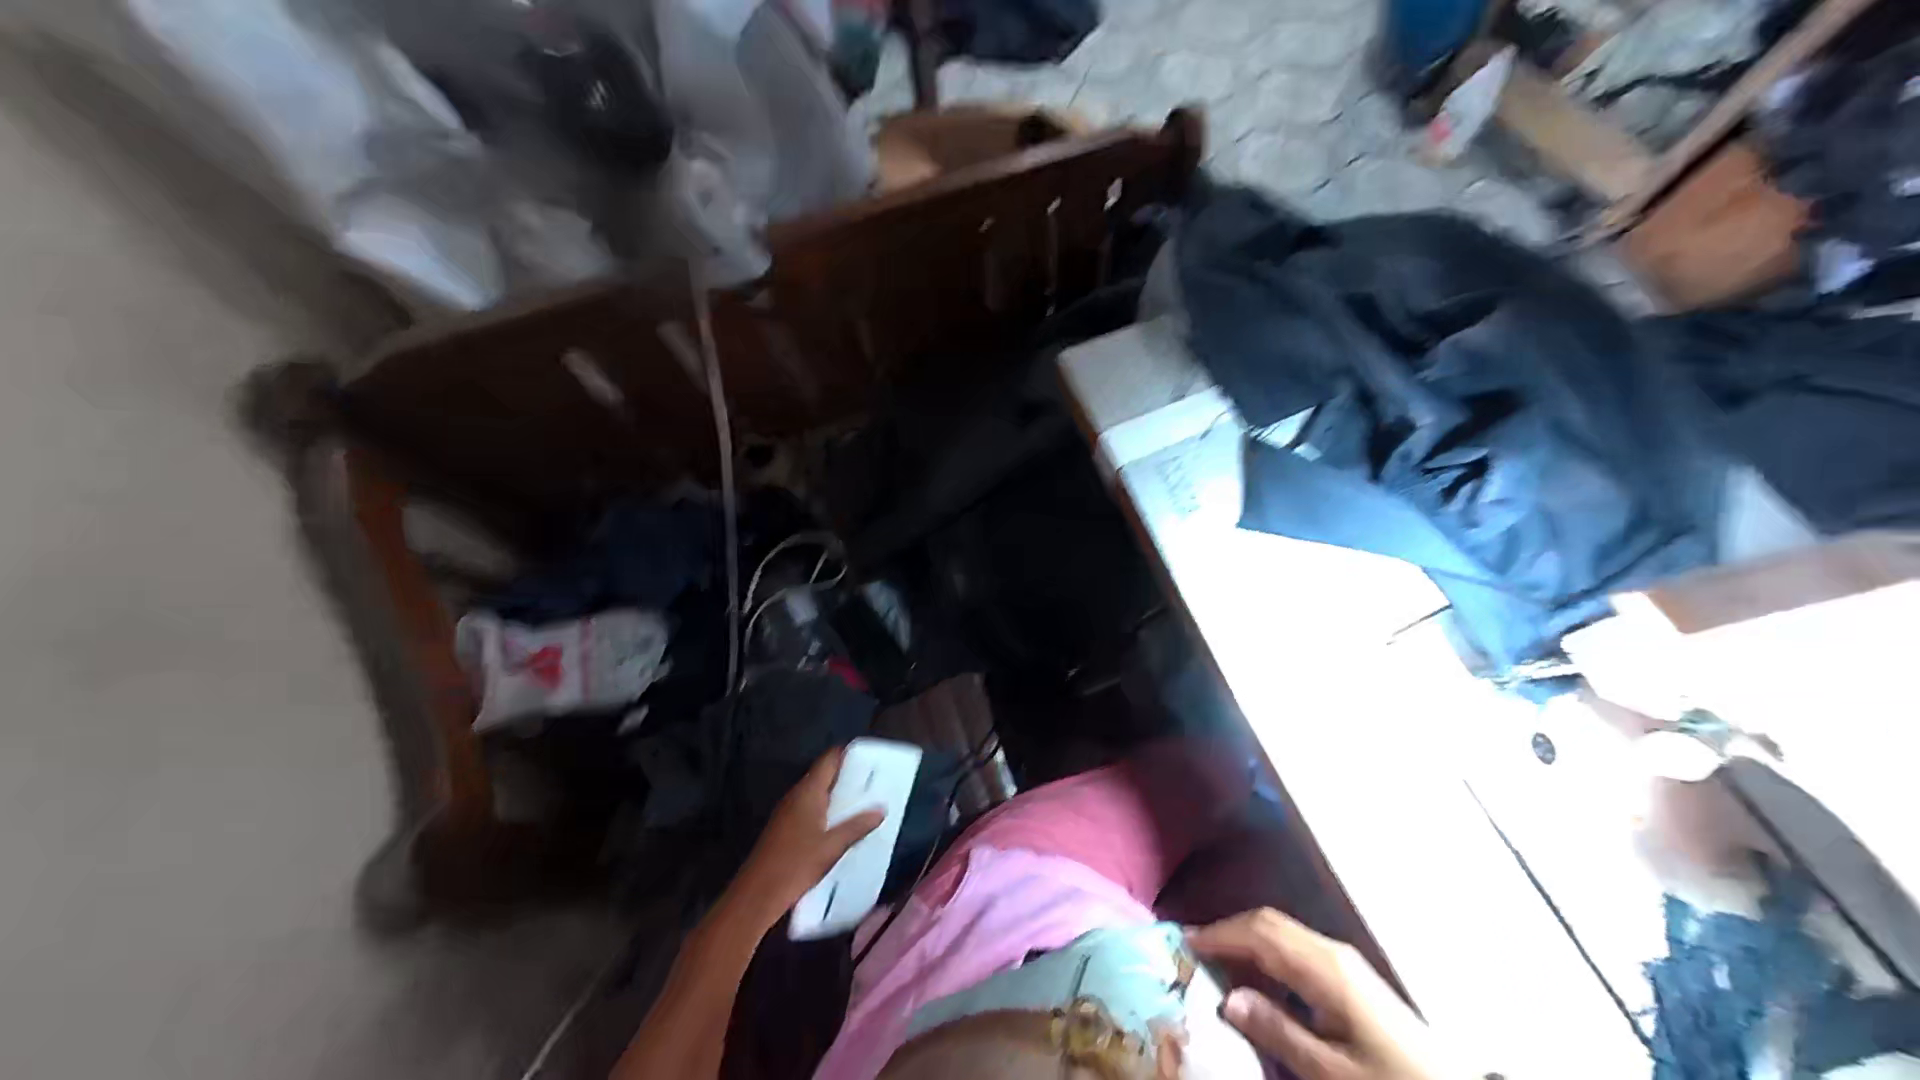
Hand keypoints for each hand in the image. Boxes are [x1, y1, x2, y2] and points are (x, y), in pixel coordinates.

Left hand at [725, 747, 884, 930]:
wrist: (757, 894)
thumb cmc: (796, 864)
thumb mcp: (833, 846)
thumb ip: (857, 825)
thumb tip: (880, 809)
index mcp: (808, 791)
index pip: (830, 759)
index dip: (849, 754)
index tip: (871, 759)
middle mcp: (797, 795)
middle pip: (825, 775)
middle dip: (848, 776)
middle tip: (874, 782)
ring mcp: (788, 811)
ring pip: (818, 793)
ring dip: (839, 796)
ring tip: (865, 802)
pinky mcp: (785, 828)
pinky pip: (811, 808)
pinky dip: (828, 810)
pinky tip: (842, 825)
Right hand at [1186, 909, 1450, 1079]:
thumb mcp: (1332, 1073)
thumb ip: (1279, 1032)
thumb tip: (1228, 998)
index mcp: (1325, 969)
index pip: (1259, 933)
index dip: (1219, 934)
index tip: (1184, 944)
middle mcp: (1331, 952)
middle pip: (1268, 923)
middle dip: (1228, 930)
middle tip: (1193, 950)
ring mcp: (1342, 960)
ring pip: (1281, 931)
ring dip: (1246, 939)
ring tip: (1216, 962)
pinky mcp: (1349, 975)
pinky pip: (1295, 947)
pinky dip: (1266, 951)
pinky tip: (1256, 978)